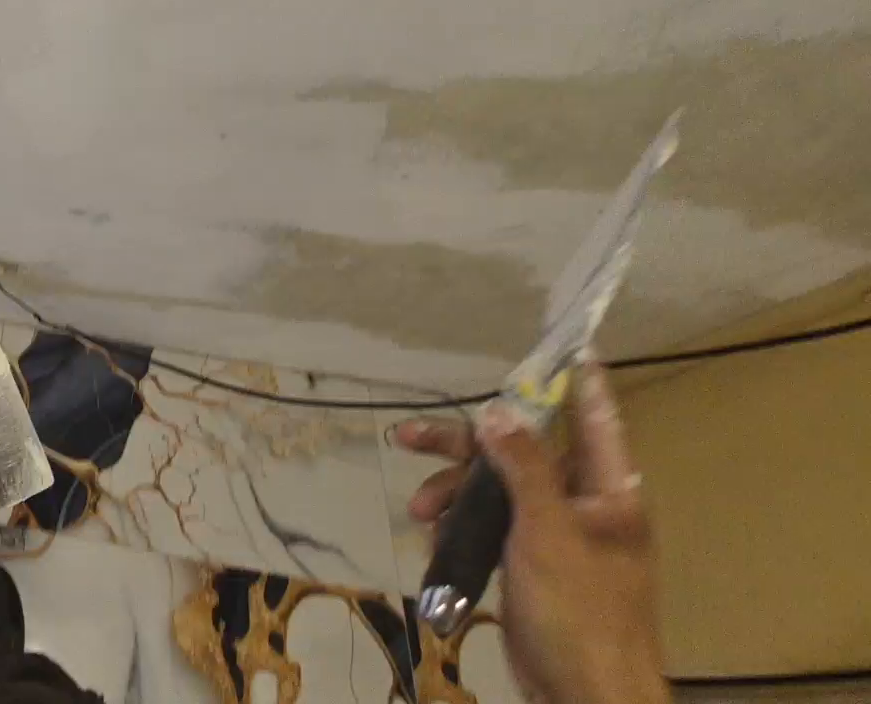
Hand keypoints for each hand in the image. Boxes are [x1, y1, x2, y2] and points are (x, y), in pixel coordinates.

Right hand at [394, 366, 669, 703]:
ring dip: (449, 488)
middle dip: (462, 444)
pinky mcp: (527, 554)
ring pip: (492, 483)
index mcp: (607, 492)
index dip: (582, 382)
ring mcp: (553, 530)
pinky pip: (485, 516)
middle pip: (518, 450)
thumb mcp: (548, 533)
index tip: (571, 345)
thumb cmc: (580, 610)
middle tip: (407, 437)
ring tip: (419, 509)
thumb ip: (523, 468)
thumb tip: (496, 410)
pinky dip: (456, 517)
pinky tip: (433, 530)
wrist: (583, 693)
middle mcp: (582, 502)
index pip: (595, 422)